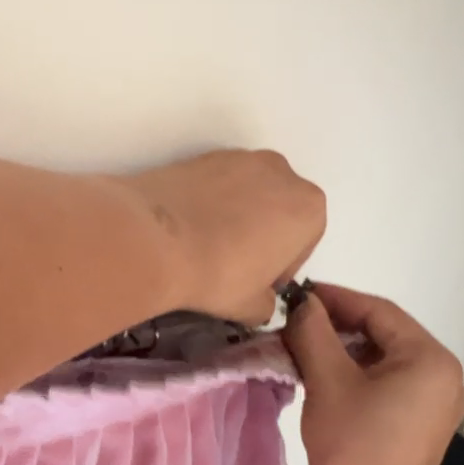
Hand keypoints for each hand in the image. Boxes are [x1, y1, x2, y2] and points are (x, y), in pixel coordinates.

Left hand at [116, 150, 325, 324]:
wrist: (155, 239)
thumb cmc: (218, 274)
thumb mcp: (252, 307)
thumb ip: (267, 304)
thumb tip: (260, 302)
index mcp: (308, 207)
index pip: (302, 244)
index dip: (280, 268)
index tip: (257, 284)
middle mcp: (282, 172)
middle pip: (277, 211)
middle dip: (261, 236)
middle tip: (232, 265)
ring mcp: (240, 158)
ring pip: (246, 194)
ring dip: (235, 216)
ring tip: (206, 246)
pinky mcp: (202, 156)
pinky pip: (215, 184)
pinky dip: (208, 203)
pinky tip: (187, 229)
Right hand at [285, 283, 463, 464]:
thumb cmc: (351, 444)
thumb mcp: (326, 379)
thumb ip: (313, 331)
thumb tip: (302, 302)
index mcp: (431, 359)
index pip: (379, 311)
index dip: (335, 298)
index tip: (297, 295)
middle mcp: (444, 377)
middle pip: (384, 334)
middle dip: (337, 325)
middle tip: (294, 323)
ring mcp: (435, 404)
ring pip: (382, 360)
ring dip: (341, 350)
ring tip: (301, 350)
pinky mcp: (420, 426)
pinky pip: (386, 384)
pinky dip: (354, 374)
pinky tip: (322, 379)